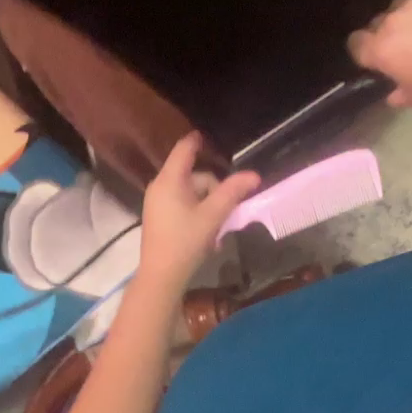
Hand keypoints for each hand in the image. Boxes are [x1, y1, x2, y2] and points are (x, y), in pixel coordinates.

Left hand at [137, 133, 259, 288]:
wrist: (161, 276)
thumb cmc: (185, 242)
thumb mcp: (213, 216)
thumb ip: (232, 192)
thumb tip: (254, 175)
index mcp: (170, 180)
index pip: (184, 149)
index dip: (198, 141)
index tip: (210, 136)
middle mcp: (160, 187)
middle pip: (194, 176)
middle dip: (214, 190)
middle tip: (226, 213)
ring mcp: (157, 204)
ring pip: (191, 194)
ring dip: (209, 207)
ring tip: (217, 230)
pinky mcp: (159, 219)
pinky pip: (183, 206)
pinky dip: (198, 215)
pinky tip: (206, 236)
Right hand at [346, 0, 411, 106]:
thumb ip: (399, 95)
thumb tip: (391, 94)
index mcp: (381, 50)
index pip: (356, 44)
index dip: (366, 51)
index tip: (379, 57)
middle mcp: (390, 20)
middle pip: (378, 24)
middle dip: (388, 33)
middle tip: (411, 44)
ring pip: (400, 5)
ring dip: (408, 14)